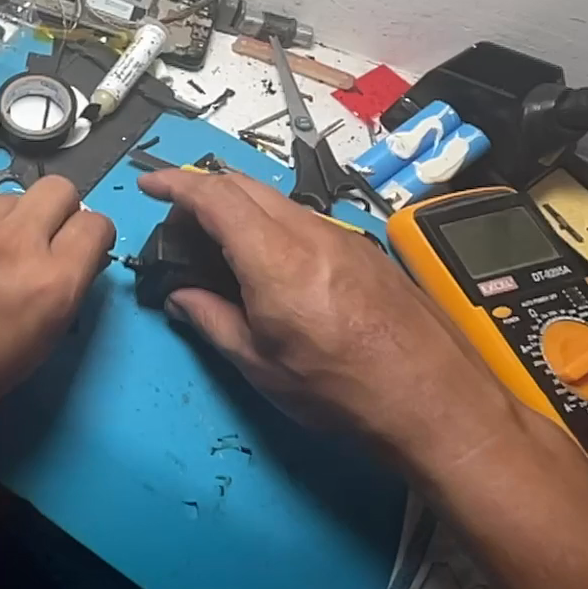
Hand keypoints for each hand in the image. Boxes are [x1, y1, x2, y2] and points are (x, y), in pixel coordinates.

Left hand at [0, 176, 115, 448]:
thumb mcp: (37, 345)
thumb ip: (63, 290)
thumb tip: (73, 258)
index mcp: (50, 282)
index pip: (96, 224)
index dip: (92, 237)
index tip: (80, 249)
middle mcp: (13, 242)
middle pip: (59, 188)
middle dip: (60, 211)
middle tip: (42, 241)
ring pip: (10, 197)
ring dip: (11, 221)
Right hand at [137, 168, 523, 472]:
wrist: (439, 404)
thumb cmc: (341, 392)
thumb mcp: (260, 364)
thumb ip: (210, 320)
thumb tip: (179, 297)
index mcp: (275, 260)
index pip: (215, 197)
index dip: (175, 184)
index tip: (149, 185)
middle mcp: (309, 233)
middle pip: (243, 185)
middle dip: (200, 190)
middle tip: (178, 223)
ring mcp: (341, 235)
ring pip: (273, 198)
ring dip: (236, 204)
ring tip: (218, 241)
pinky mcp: (362, 247)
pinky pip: (300, 215)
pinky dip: (266, 219)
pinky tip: (265, 257)